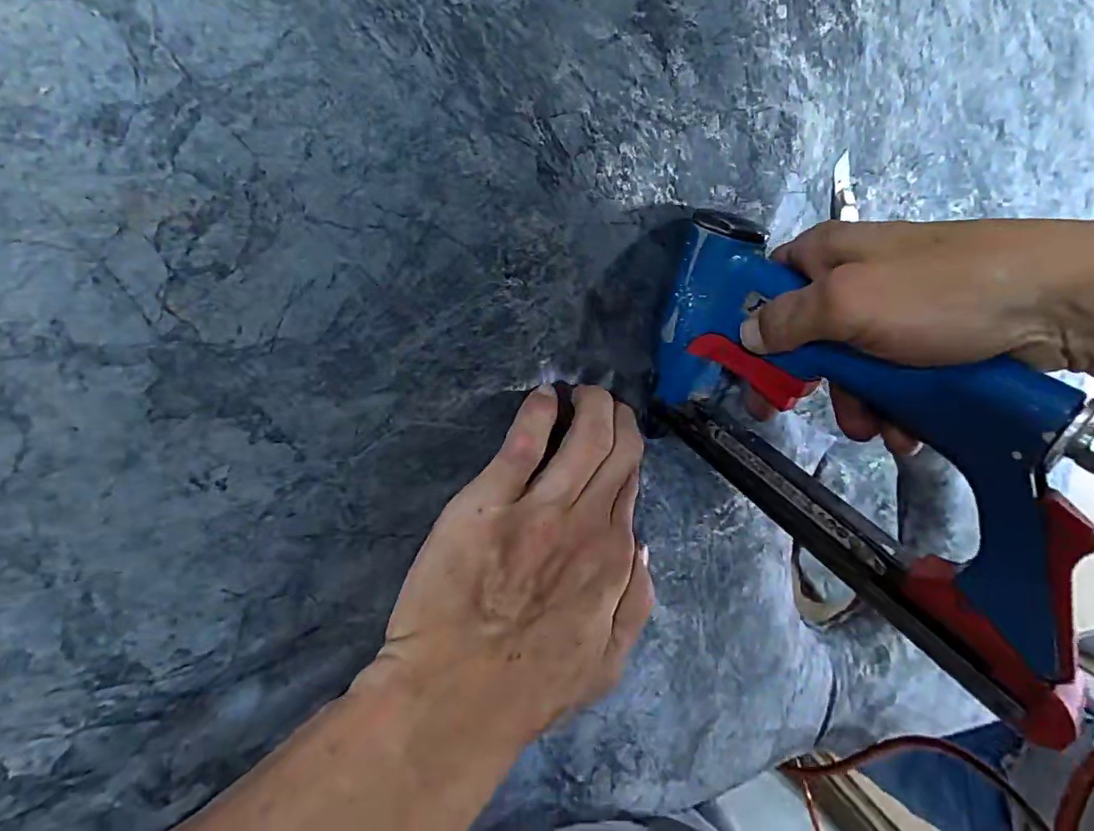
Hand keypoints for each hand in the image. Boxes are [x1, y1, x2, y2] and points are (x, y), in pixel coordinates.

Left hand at [181, 385, 655, 830]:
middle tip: (605, 403)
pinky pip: (523, 442)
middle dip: (617, 417)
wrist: (450, 700)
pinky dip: (540, 412)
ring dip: (591, 405)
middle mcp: (585, 521)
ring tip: (583, 392)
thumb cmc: (528, 687)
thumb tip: (643, 544)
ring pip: (583, 436)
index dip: (628, 454)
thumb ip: (636, 602)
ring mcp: (538, 507)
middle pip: (615, 448)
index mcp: (612, 555)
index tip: (619, 441)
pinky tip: (545, 396)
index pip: (629, 482)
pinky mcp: (489, 501)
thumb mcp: (606, 664)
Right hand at [736, 218, 1093, 447]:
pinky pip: (894, 378)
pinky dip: (896, 406)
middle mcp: (856, 276)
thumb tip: (743, 332)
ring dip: (860, 404)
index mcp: (827, 253)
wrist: (1050, 301)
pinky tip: (910, 429)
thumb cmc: (938, 295)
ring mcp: (897, 309)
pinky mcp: (931, 339)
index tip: (747, 376)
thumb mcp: (850, 304)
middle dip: (815, 381)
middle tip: (814, 411)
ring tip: (884, 428)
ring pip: (854, 365)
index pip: (767, 286)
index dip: (752, 330)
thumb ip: (790, 319)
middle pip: (809, 334)